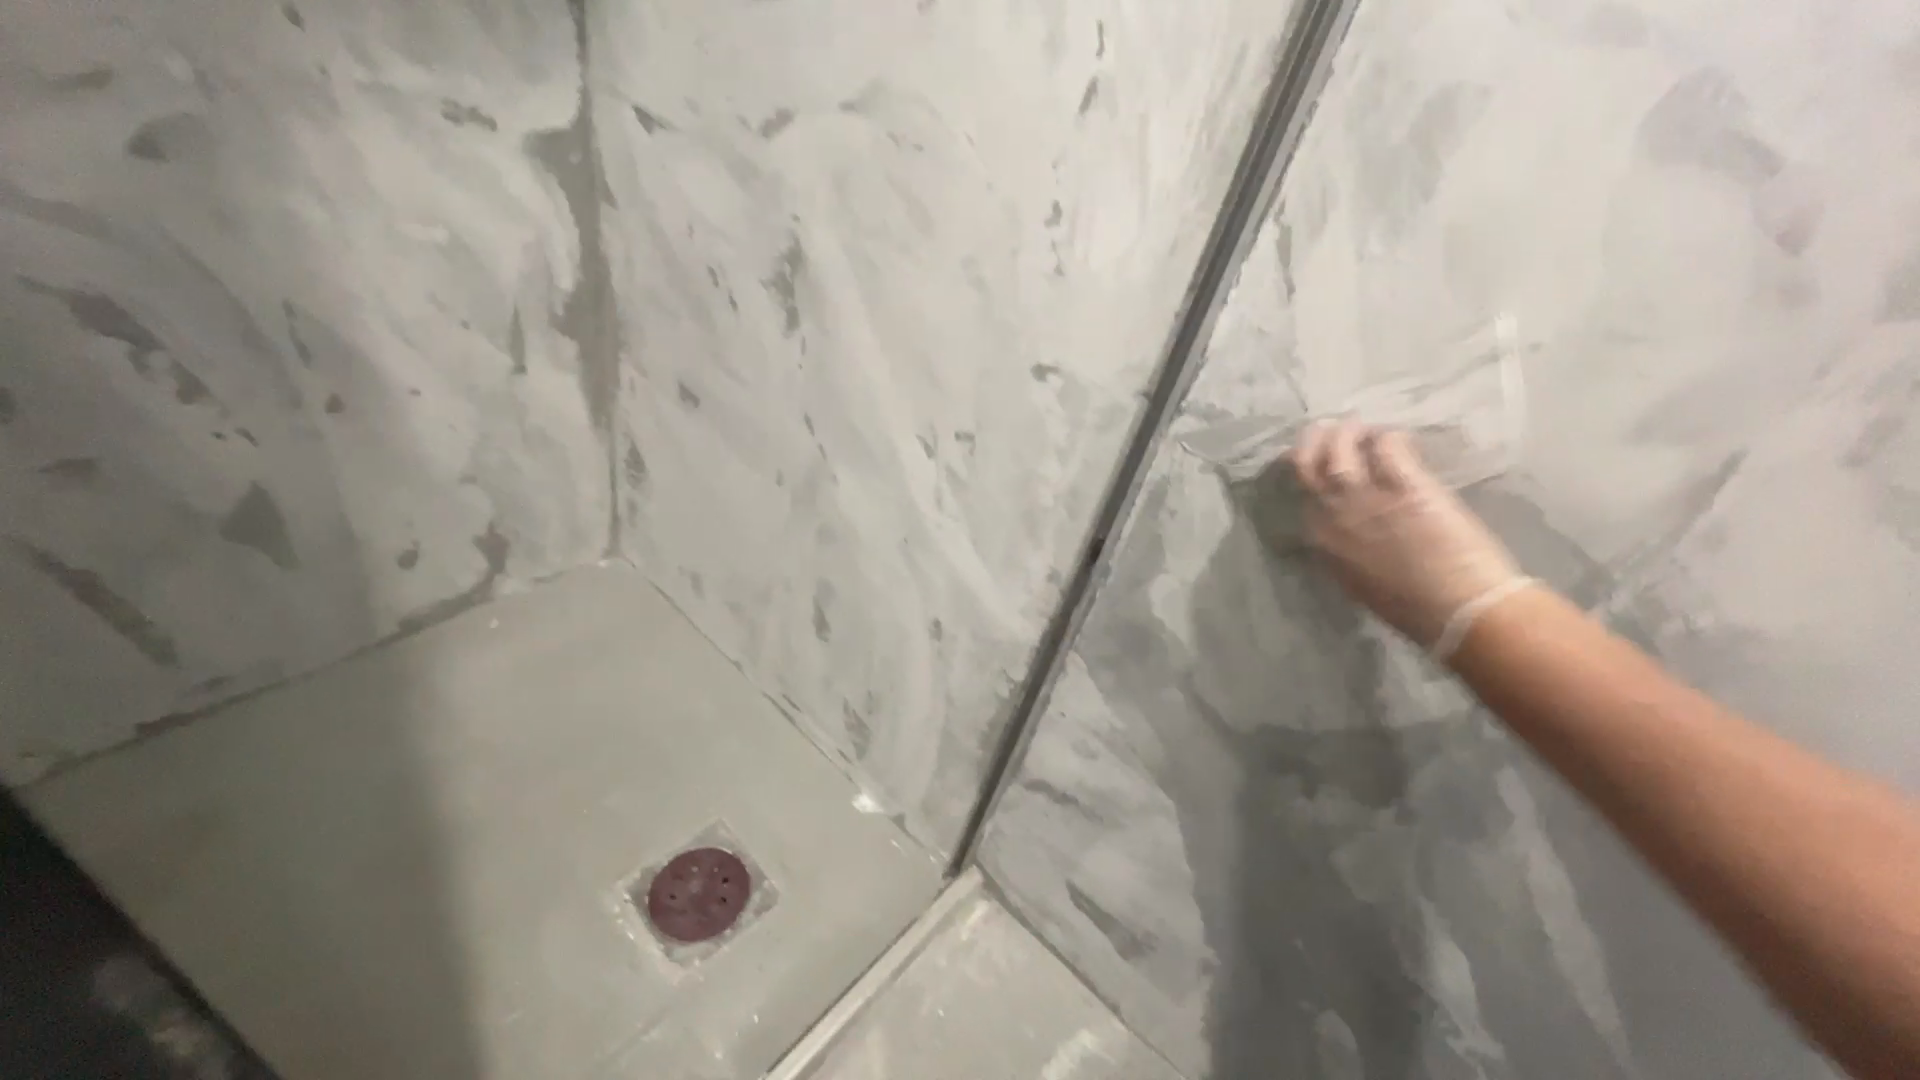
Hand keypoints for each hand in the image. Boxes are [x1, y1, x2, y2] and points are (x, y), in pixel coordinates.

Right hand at [1291, 420, 1525, 652]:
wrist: (1457, 611)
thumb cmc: (1412, 607)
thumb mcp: (1359, 582)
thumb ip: (1345, 552)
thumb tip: (1348, 531)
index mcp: (1322, 543)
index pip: (1303, 495)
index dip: (1312, 472)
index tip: (1327, 463)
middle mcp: (1334, 514)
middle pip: (1307, 464)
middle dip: (1315, 441)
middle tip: (1332, 430)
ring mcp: (1366, 497)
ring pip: (1339, 447)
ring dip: (1349, 431)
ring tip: (1365, 428)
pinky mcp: (1405, 485)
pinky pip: (1386, 446)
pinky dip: (1390, 437)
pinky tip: (1401, 440)